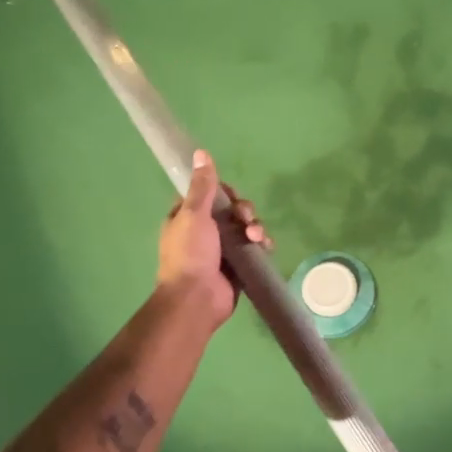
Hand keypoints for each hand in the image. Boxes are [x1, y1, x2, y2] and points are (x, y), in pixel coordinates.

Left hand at [157, 150, 268, 320]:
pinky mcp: (239, 266)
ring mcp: (222, 250)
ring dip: (255, 227)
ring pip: (246, 228)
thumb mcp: (193, 214)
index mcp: (186, 218)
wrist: (196, 298)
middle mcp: (203, 232)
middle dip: (243, 211)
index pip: (208, 195)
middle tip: (245, 218)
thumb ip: (202, 185)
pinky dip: (262, 245)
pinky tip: (265, 247)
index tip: (231, 196)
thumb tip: (201, 152)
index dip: (223, 192)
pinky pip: (255, 249)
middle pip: (231, 210)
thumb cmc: (190, 253)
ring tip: (255, 238)